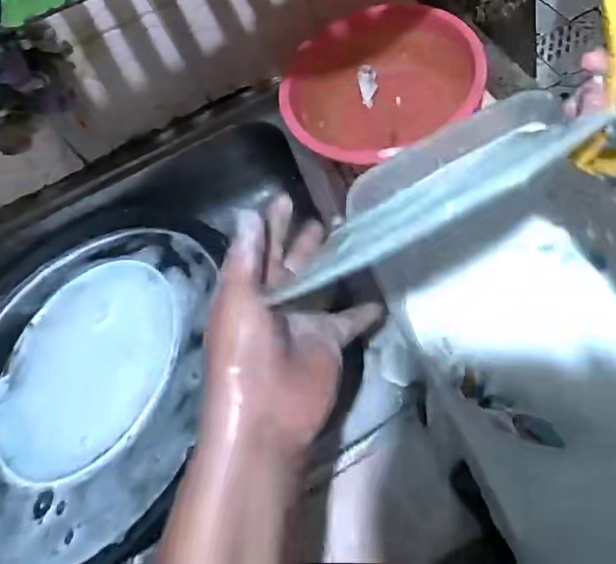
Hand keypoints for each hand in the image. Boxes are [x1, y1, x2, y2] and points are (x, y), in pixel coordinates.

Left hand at [199, 195, 383, 459]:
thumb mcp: (237, 300)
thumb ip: (247, 258)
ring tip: (349, 235)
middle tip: (323, 211)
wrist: (265, 417)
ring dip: (331, 262)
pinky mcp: (329, 339)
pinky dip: (363, 310)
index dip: (271, 223)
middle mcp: (275, 298)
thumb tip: (248, 213)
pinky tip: (378, 296)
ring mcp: (303, 318)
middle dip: (303, 236)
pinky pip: (349, 320)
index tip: (285, 196)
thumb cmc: (242, 354)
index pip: (261, 246)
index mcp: (248, 287)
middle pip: (292, 260)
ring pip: (320, 282)